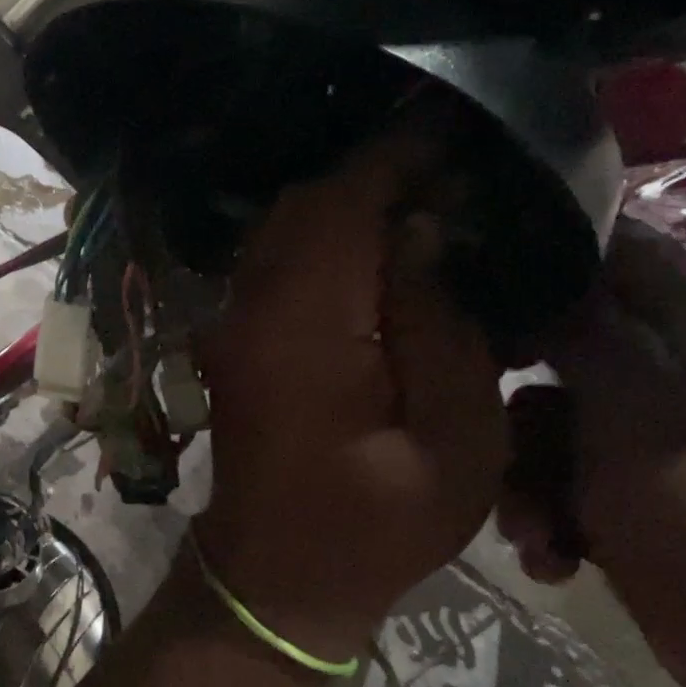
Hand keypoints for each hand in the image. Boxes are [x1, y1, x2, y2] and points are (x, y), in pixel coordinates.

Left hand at [191, 131, 506, 664]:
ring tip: (415, 185)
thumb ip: (438, 324)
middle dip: (369, 170)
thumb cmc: (380, 518)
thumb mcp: (453, 438)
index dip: (391, 158)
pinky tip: (368, 233)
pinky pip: (273, 254)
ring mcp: (232, 313)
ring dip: (341, 196)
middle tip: (443, 154)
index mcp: (303, 324)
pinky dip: (318, 229)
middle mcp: (250, 302)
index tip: (444, 120)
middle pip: (301, 206)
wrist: (278, 566)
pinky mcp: (233, 328)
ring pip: (281, 224)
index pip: (340, 209)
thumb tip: (419, 229)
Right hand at [500, 220, 685, 686]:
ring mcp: (651, 442)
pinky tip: (549, 553)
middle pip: (561, 338)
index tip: (467, 251)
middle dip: (508, 382)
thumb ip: (588, 339)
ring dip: (519, 471)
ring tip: (530, 527)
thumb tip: (526, 255)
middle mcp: (675, 382)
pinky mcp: (629, 495)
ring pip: (543, 415)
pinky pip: (554, 474)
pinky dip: (540, 512)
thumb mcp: (651, 428)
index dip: (549, 242)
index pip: (625, 252)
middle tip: (468, 403)